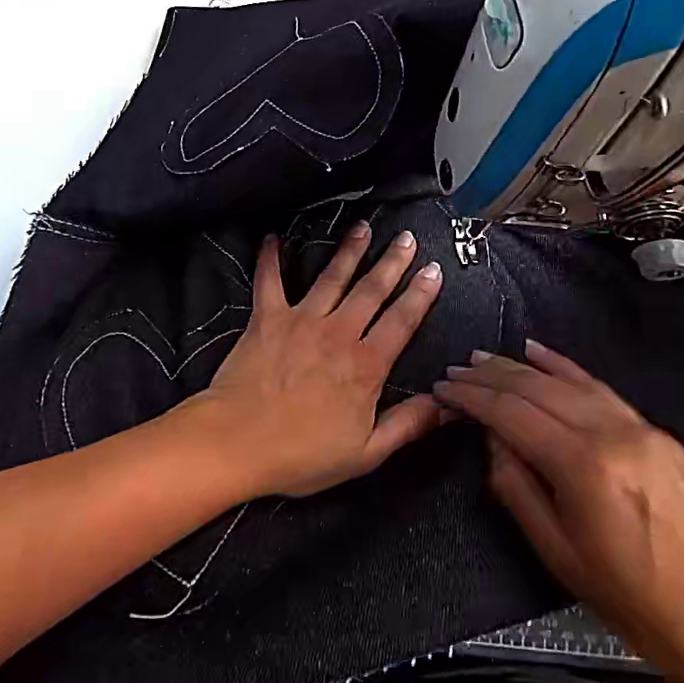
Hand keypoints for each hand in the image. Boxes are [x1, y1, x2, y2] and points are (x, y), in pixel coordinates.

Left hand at [197, 222, 446, 497]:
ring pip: (333, 278)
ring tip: (364, 228)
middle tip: (406, 238)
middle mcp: (338, 333)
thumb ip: (408, 425)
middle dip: (392, 262)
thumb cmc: (300, 454)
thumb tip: (447, 405)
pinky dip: (271, 259)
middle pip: (372, 290)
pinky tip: (273, 238)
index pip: (401, 321)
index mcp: (365, 365)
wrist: (236, 444)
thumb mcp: (365, 453)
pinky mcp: (268, 319)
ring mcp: (302, 321)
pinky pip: (270, 282)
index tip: (433, 270)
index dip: (421, 294)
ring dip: (350, 251)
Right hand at [433, 343, 683, 667]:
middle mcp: (612, 434)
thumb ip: (518, 489)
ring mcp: (638, 427)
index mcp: (584, 466)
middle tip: (460, 369)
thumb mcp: (560, 555)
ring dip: (523, 366)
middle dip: (491, 375)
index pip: (512, 413)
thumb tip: (495, 443)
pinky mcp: (656, 431)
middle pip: (537, 388)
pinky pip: (601, 387)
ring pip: (568, 380)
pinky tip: (545, 356)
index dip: (472, 398)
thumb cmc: (643, 602)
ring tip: (489, 357)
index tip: (446, 389)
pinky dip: (567, 368)